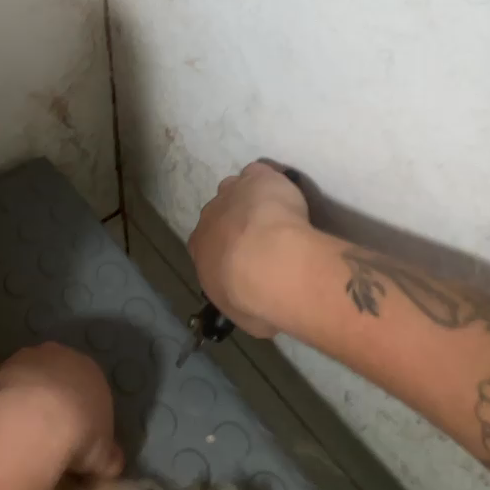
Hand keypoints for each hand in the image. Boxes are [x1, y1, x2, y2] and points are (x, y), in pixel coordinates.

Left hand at [0, 343, 124, 477]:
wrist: (36, 422)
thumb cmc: (80, 438)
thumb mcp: (106, 458)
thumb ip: (111, 457)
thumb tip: (113, 460)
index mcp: (93, 372)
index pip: (90, 389)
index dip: (82, 413)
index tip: (76, 436)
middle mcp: (64, 355)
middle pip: (61, 377)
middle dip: (56, 398)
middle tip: (50, 429)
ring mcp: (32, 356)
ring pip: (34, 375)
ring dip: (31, 394)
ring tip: (26, 426)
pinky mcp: (6, 363)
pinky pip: (10, 381)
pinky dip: (10, 396)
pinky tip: (8, 418)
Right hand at [188, 160, 313, 337]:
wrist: (271, 263)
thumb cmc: (252, 296)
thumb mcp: (245, 316)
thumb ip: (243, 303)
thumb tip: (252, 306)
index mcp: (200, 247)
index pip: (207, 241)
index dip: (227, 248)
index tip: (248, 260)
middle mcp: (209, 216)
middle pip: (220, 212)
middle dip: (239, 223)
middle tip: (268, 240)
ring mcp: (232, 192)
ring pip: (238, 189)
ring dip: (252, 199)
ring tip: (280, 216)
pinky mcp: (257, 177)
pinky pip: (261, 173)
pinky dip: (272, 181)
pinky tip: (288, 196)